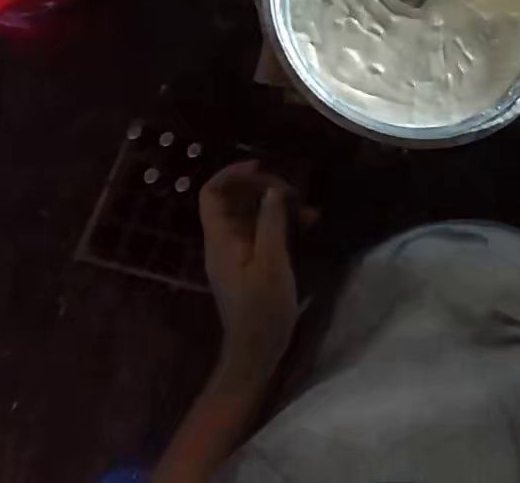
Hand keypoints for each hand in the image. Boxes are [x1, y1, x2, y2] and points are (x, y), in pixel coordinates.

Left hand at [198, 161, 298, 381]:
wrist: (258, 353)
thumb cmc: (262, 309)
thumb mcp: (271, 263)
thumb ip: (271, 223)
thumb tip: (273, 189)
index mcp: (220, 239)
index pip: (212, 193)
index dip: (232, 174)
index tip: (262, 167)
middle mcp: (224, 241)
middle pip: (234, 198)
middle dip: (262, 186)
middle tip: (292, 190)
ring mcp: (238, 251)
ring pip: (251, 212)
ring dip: (276, 204)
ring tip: (306, 207)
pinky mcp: (252, 260)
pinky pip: (262, 229)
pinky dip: (282, 221)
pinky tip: (308, 223)